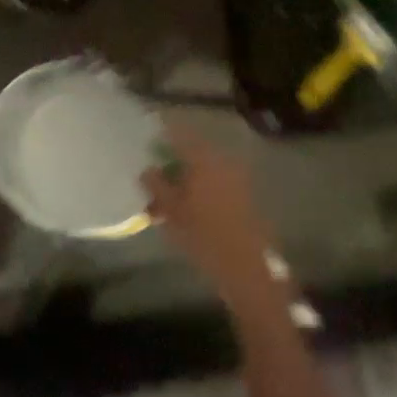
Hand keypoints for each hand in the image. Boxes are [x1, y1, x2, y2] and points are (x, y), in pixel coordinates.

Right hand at [141, 121, 276, 303]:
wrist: (249, 271)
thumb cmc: (204, 237)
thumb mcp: (171, 210)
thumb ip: (156, 184)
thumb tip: (147, 168)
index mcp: (204, 160)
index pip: (179, 132)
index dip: (162, 127)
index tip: (147, 126)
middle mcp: (223, 163)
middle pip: (192, 151)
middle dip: (171, 159)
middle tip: (153, 172)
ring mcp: (237, 180)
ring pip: (203, 170)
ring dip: (185, 178)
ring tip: (165, 198)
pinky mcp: (244, 198)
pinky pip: (215, 184)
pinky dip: (199, 190)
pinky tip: (186, 208)